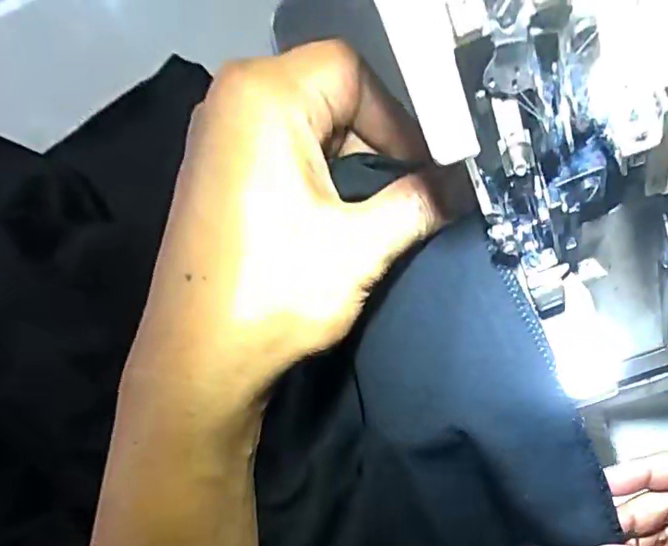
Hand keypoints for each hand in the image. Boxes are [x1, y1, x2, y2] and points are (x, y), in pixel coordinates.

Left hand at [127, 41, 448, 427]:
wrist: (205, 352)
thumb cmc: (278, 291)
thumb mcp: (361, 248)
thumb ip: (418, 207)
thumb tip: (463, 189)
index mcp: (265, 97)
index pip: (354, 71)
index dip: (401, 120)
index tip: (429, 175)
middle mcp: (235, 100)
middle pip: (333, 96)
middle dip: (382, 147)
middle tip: (413, 202)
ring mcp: (224, 137)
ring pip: (315, 130)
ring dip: (356, 171)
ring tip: (380, 223)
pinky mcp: (224, 175)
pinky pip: (289, 156)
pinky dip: (326, 183)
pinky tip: (341, 227)